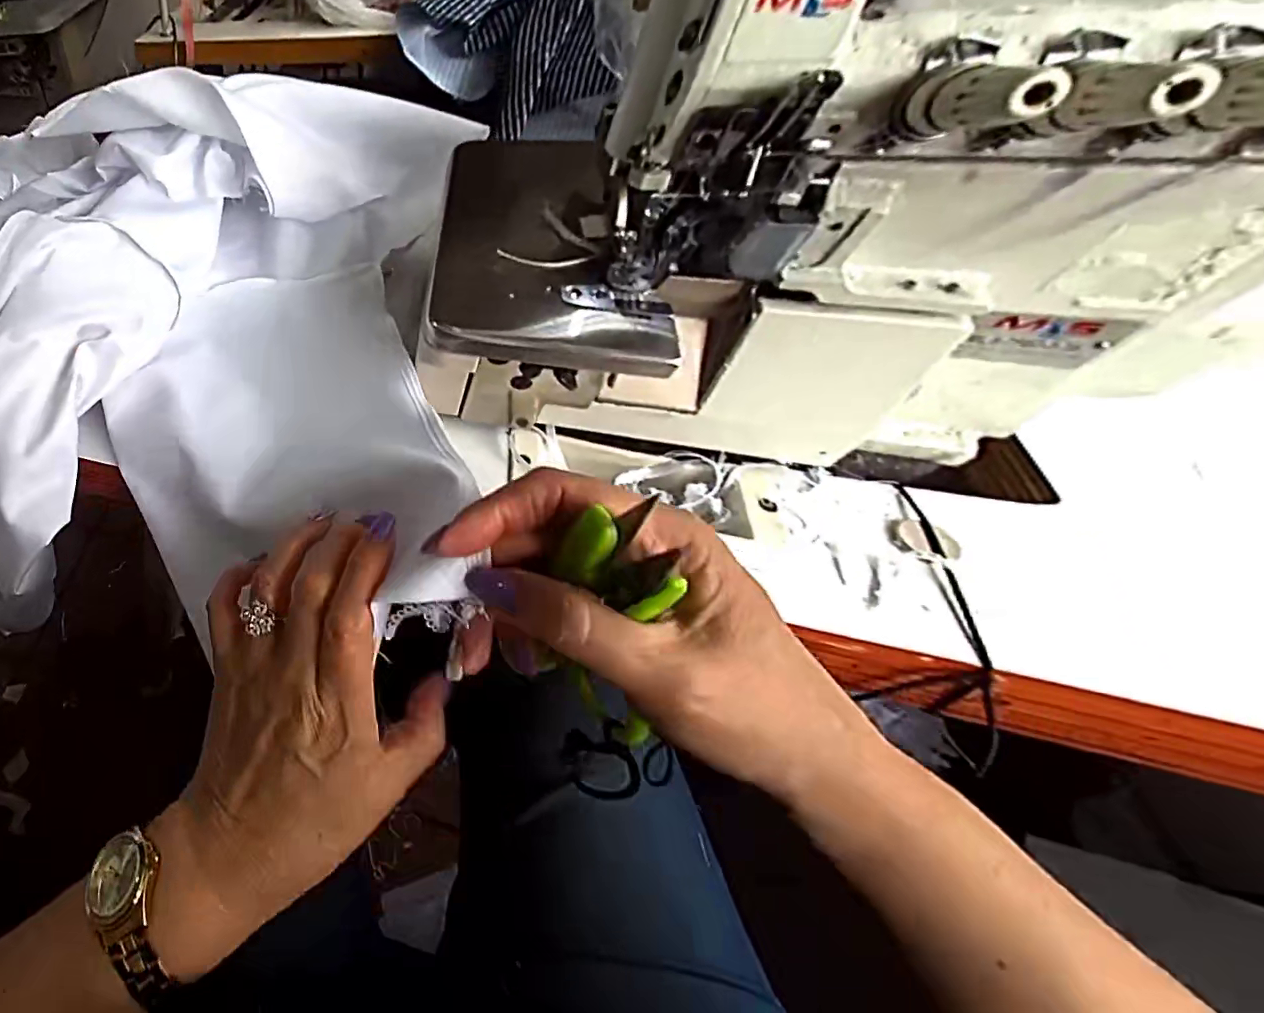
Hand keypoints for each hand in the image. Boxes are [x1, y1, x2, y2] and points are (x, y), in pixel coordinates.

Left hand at [145, 512, 492, 978]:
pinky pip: (222, 610)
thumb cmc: (316, 823)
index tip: (386, 536)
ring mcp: (250, 666)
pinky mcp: (223, 669)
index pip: (349, 612)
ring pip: (266, 588)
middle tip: (362, 520)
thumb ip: (425, 728)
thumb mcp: (389, 787)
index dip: (366, 565)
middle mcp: (291, 671)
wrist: (232, 849)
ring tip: (319, 522)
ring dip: (292, 546)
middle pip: (309, 586)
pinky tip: (260, 562)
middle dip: (337, 542)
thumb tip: (441, 680)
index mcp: (338, 700)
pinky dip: (237, 577)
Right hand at [431, 468, 885, 806]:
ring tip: (484, 651)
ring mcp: (630, 576)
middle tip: (461, 621)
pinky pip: (559, 602)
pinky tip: (520, 655)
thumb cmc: (757, 712)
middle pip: (545, 532)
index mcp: (663, 533)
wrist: (813, 768)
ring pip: (545, 569)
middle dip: (495, 571)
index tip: (450, 549)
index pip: (562, 496)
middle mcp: (640, 542)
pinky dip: (530, 625)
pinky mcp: (622, 609)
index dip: (498, 513)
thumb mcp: (662, 669)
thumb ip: (575, 622)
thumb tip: (491, 583)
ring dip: (507, 604)